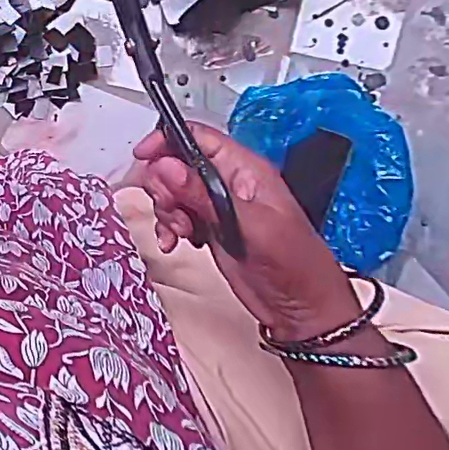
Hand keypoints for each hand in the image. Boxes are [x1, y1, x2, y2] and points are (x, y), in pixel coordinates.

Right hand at [131, 121, 361, 340]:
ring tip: (182, 231)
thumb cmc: (297, 267)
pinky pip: (174, 214)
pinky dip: (167, 227)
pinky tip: (174, 241)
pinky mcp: (209, 225)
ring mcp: (216, 205)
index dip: (166, 140)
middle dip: (164, 186)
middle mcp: (228, 183)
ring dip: (166, 210)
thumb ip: (204, 194)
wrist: (304, 312)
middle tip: (174, 209)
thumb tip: (167, 165)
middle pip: (176, 163)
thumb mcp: (249, 226)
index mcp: (245, 171)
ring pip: (170, 190)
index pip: (197, 137)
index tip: (144, 156)